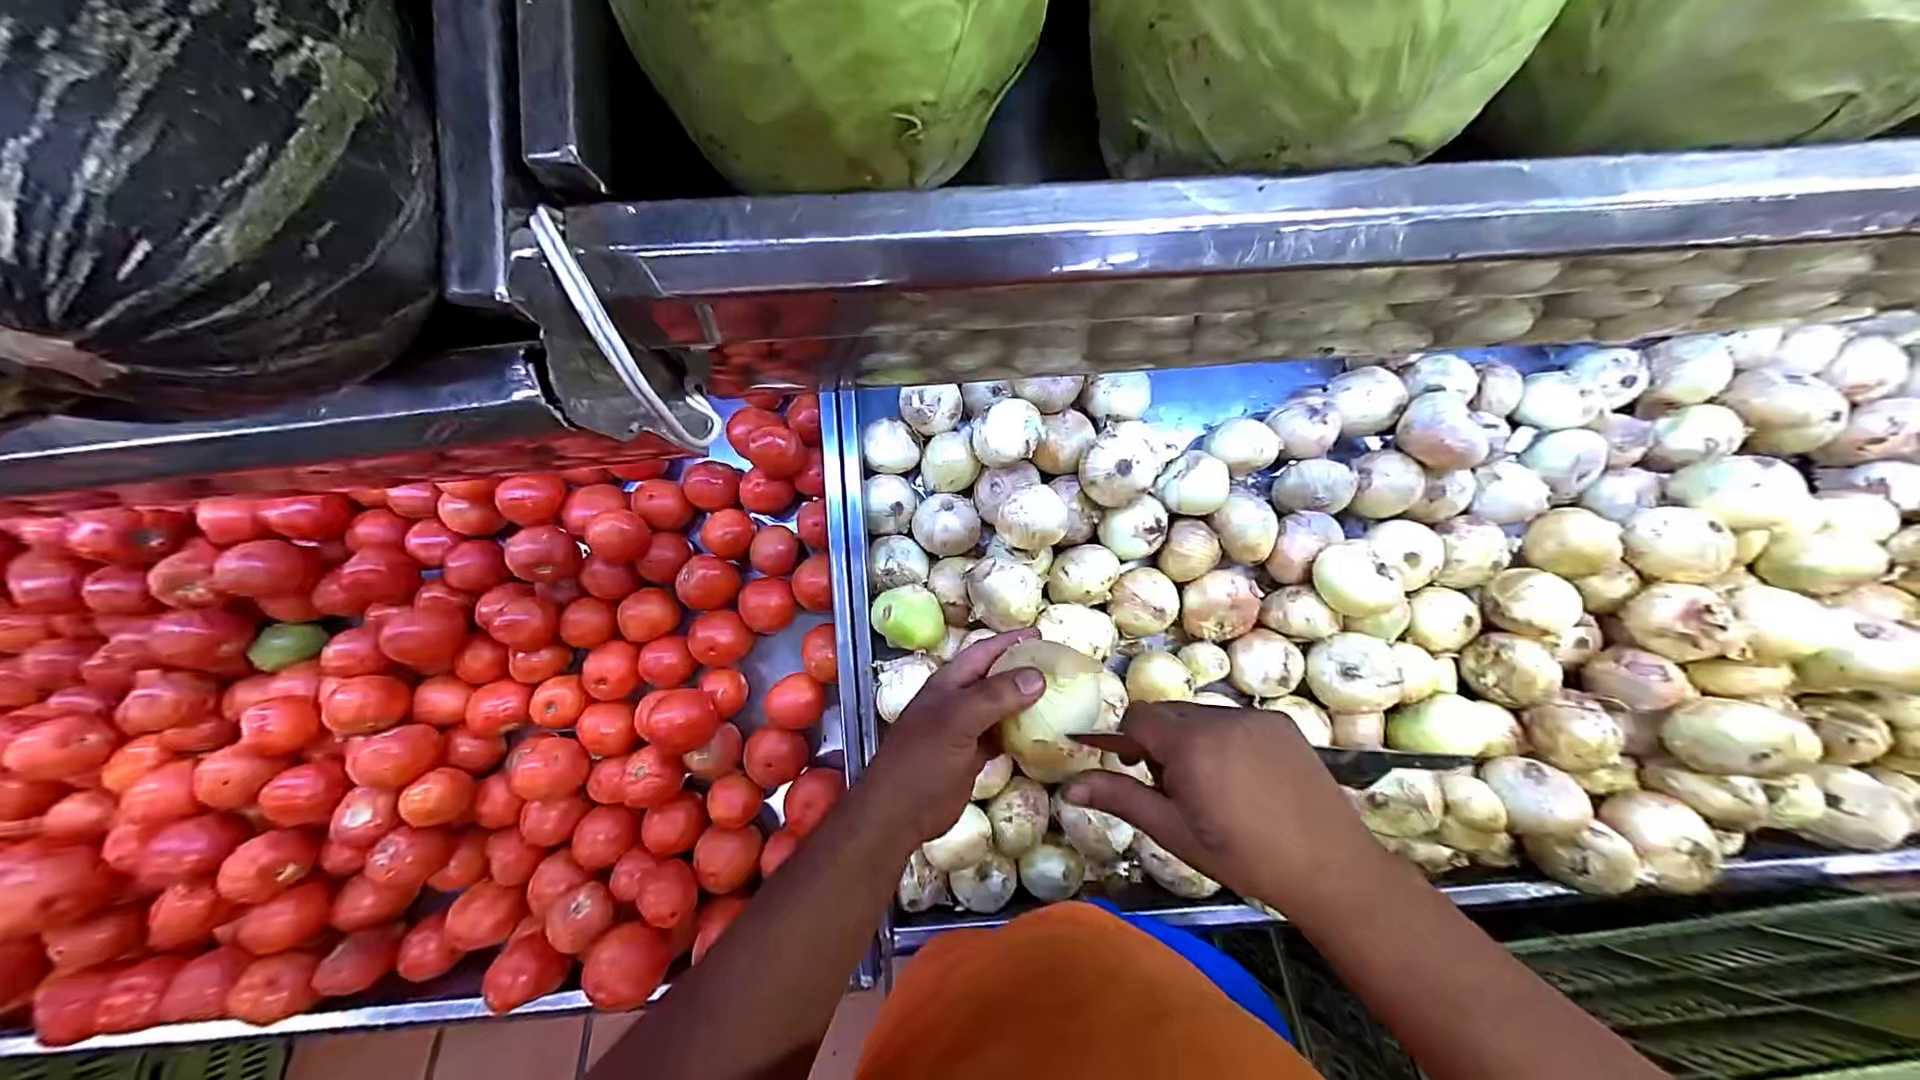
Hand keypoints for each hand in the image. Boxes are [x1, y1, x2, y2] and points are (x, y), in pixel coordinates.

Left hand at [862, 630, 1045, 845]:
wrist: (898, 813)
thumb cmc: (922, 760)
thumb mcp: (957, 720)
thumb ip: (994, 695)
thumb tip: (1036, 675)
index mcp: (949, 683)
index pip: (984, 652)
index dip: (1009, 641)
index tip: (1041, 635)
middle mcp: (958, 701)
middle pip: (996, 678)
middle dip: (1024, 670)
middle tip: (1060, 668)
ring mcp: (965, 730)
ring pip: (1002, 709)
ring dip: (1027, 703)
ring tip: (1061, 698)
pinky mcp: (973, 756)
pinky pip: (1003, 738)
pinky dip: (1022, 735)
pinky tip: (1045, 735)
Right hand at [1065, 702, 1385, 910]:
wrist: (1333, 869)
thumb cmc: (1244, 857)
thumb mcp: (1174, 832)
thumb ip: (1120, 799)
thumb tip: (1068, 789)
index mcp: (1191, 745)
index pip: (1137, 718)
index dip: (1124, 739)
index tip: (1125, 765)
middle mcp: (1221, 718)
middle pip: (1167, 715)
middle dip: (1158, 742)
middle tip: (1172, 787)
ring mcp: (1254, 718)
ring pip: (1199, 716)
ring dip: (1190, 740)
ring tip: (1210, 786)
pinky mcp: (1281, 723)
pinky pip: (1233, 719)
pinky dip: (1223, 739)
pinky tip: (1241, 778)